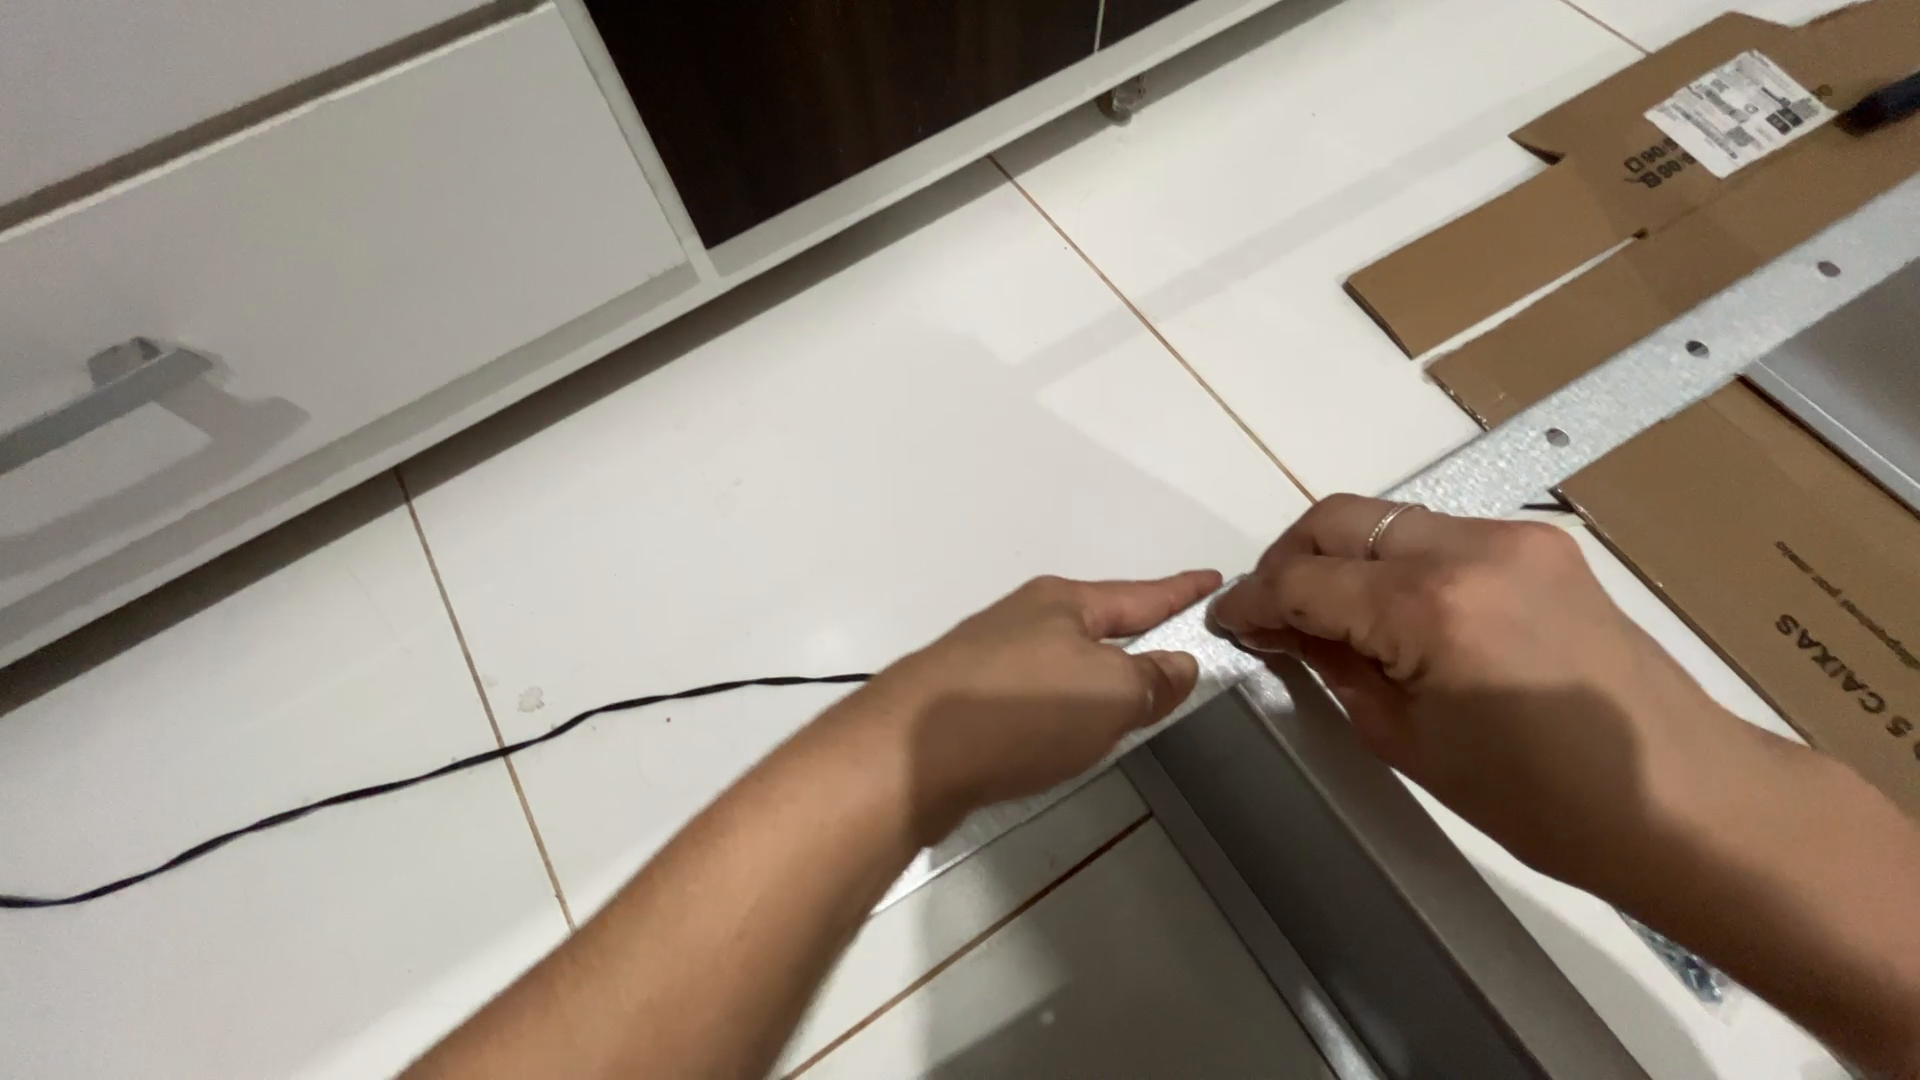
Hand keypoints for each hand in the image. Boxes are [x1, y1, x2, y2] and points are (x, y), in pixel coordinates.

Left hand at [838, 570, 1220, 844]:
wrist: (906, 756)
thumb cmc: (1019, 712)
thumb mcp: (1108, 692)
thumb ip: (1152, 679)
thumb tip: (1178, 664)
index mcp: (1062, 603)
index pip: (1141, 594)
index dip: (1183, 591)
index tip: (1214, 579)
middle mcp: (1022, 619)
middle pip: (1097, 624)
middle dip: (1135, 635)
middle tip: (1176, 651)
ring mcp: (986, 658)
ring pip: (1062, 662)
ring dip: (1095, 676)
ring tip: (1128, 700)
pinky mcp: (963, 701)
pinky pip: (1033, 697)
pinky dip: (1060, 709)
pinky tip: (1062, 733)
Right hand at [1211, 494, 1758, 890]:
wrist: (1688, 803)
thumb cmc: (1536, 798)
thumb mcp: (1401, 737)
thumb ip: (1331, 665)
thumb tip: (1284, 631)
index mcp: (1429, 609)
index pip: (1302, 581)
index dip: (1251, 601)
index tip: (1228, 621)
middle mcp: (1467, 549)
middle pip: (1335, 519)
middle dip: (1286, 559)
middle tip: (1270, 610)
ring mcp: (1509, 537)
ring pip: (1381, 518)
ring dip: (1337, 556)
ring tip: (1326, 611)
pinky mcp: (1537, 544)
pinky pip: (1430, 533)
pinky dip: (1388, 561)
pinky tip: (1389, 609)